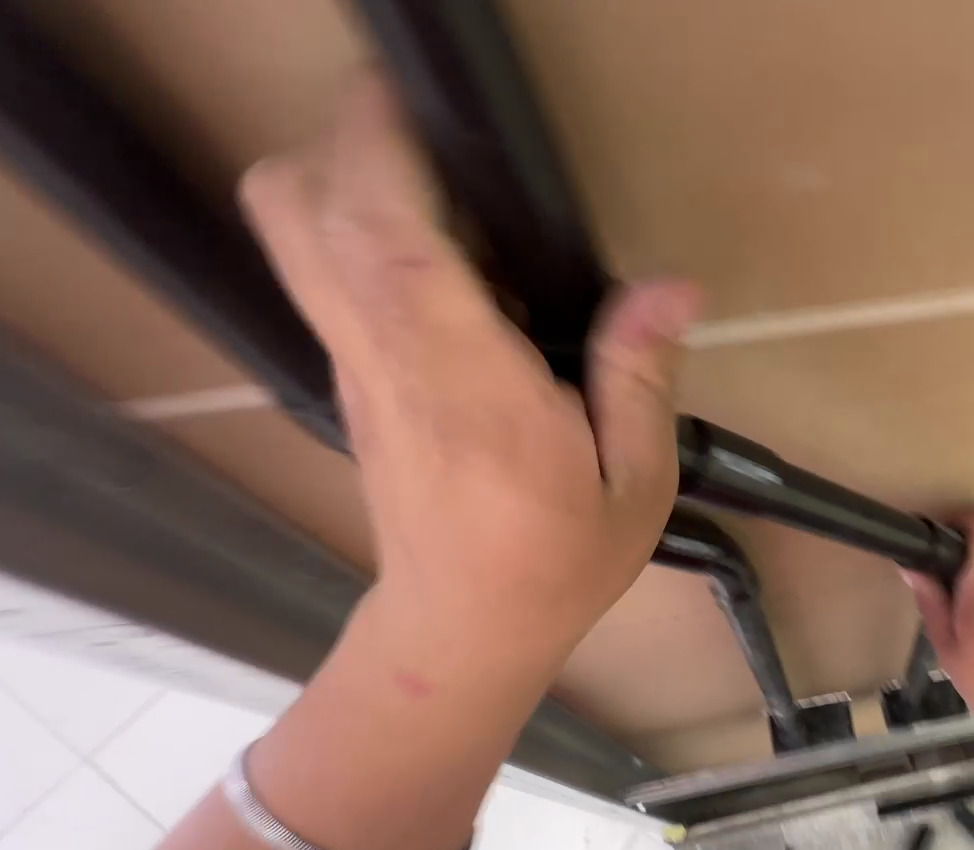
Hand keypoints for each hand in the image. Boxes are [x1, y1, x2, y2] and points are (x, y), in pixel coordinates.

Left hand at [238, 76, 698, 679]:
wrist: (465, 628)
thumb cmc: (558, 563)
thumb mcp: (635, 482)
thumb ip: (642, 378)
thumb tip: (675, 291)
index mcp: (470, 387)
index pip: (391, 241)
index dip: (383, 148)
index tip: (416, 97)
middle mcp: (391, 364)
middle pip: (305, 213)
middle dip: (346, 141)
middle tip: (439, 143)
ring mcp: (357, 372)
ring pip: (298, 238)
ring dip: (346, 182)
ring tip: (443, 194)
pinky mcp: (353, 384)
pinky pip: (329, 279)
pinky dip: (360, 236)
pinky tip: (445, 267)